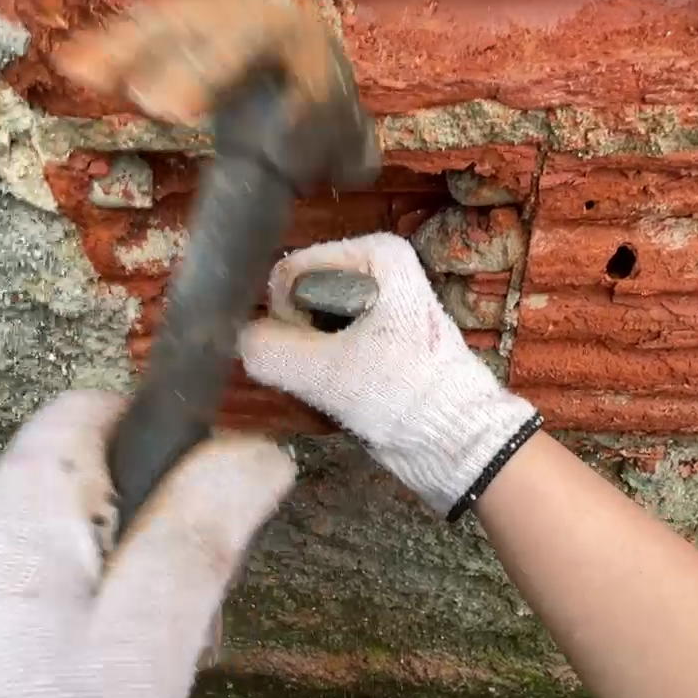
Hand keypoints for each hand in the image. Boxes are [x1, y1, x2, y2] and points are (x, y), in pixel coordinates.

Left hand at [0, 390, 292, 697]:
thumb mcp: (150, 649)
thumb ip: (200, 536)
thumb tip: (257, 449)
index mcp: (2, 516)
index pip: (89, 412)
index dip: (156, 446)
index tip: (190, 519)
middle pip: (70, 488)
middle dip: (134, 540)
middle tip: (164, 634)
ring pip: (40, 548)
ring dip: (94, 593)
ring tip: (114, 684)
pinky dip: (44, 626)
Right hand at [240, 233, 538, 516]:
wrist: (458, 444)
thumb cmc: (404, 396)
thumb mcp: (328, 373)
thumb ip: (269, 350)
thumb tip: (239, 340)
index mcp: (375, 253)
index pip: (289, 274)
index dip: (289, 318)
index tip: (320, 352)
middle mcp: (375, 271)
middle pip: (297, 300)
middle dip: (300, 342)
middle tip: (332, 374)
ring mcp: (374, 307)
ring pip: (306, 329)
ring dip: (310, 364)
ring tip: (341, 387)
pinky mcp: (373, 341)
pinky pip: (323, 349)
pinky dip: (323, 374)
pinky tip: (344, 394)